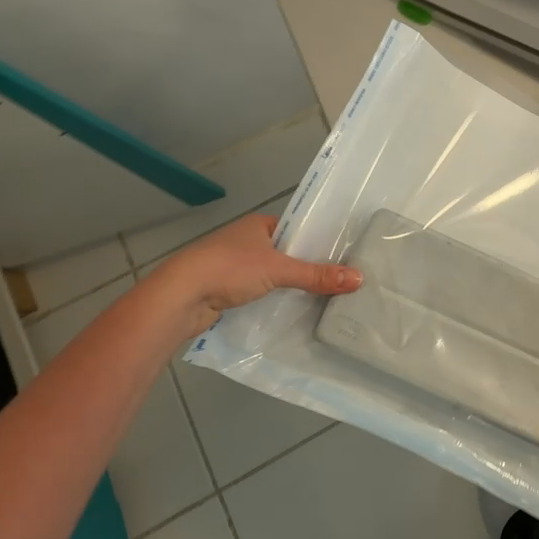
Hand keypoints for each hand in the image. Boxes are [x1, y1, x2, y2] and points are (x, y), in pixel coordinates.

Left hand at [148, 214, 360, 335]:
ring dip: (288, 287)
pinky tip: (291, 313)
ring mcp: (233, 266)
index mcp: (258, 225)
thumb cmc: (229, 269)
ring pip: (271, 276)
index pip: (296, 229)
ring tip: (321, 299)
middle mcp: (245, 241)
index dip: (317, 242)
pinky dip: (272, 301)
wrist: (180, 297)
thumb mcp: (279, 269)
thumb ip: (317, 275)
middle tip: (338, 282)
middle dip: (305, 268)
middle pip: (285, 254)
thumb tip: (359, 278)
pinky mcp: (225, 290)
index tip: (342, 257)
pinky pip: (258, 293)